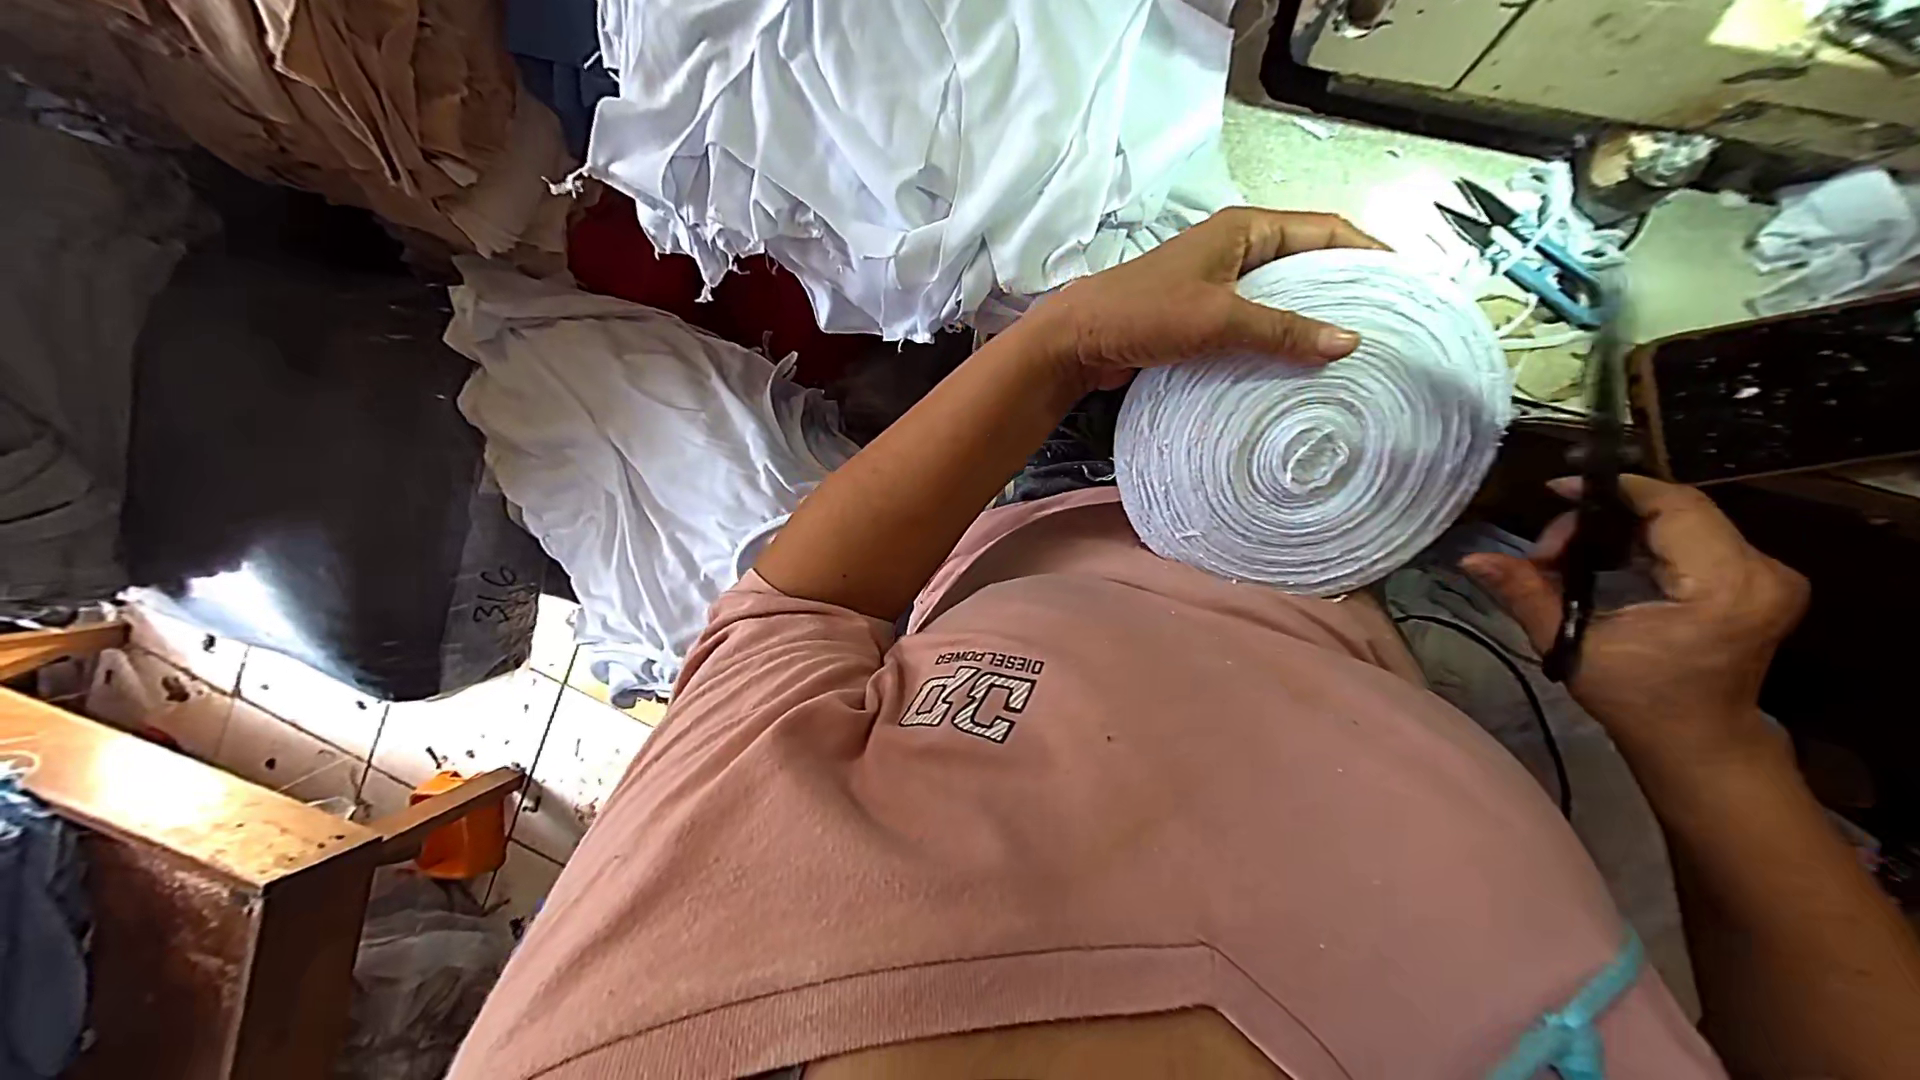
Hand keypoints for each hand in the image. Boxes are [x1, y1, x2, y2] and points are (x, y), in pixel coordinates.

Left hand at [1028, 207, 1387, 391]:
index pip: (1325, 230)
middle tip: (1380, 327)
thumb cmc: (1143, 314)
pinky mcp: (1198, 319)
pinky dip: (1271, 341)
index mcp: (1244, 230)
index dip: (1367, 253)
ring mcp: (1214, 286)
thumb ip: (1283, 329)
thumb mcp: (1219, 318)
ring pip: (1275, 300)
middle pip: (1304, 265)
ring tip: (1345, 353)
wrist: (1077, 342)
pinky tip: (1291, 368)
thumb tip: (1349, 341)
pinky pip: (1248, 326)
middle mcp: (1233, 252)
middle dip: (1341, 292)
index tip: (1403, 286)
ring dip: (1305, 321)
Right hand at [1461, 475, 1808, 765]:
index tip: (1556, 490)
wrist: (1696, 737)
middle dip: (1599, 520)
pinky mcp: (1755, 580)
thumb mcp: (1569, 643)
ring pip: (1679, 522)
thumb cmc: (1636, 697)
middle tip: (1547, 554)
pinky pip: (1691, 538)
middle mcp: (1761, 571)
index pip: (1675, 506)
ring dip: (1614, 532)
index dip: (1614, 489)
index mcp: (1724, 585)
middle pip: (1673, 511)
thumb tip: (1472, 559)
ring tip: (1565, 562)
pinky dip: (1636, 543)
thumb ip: (1525, 593)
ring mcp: (1766, 575)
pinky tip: (1597, 564)